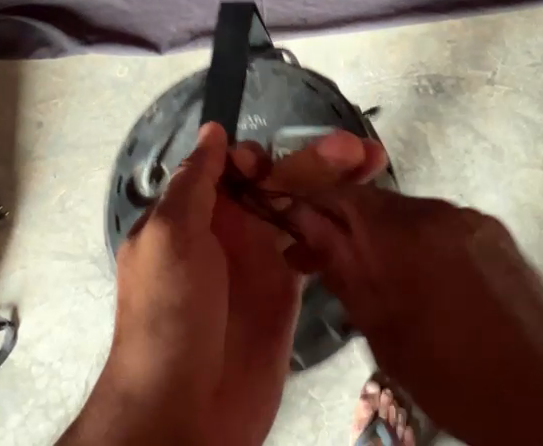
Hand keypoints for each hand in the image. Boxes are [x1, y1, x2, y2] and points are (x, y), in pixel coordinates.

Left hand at [59, 122, 387, 445]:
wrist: (185, 411)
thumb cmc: (168, 316)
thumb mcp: (168, 238)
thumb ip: (193, 182)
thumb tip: (212, 132)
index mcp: (195, 211)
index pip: (233, 165)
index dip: (261, 156)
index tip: (281, 161)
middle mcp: (229, 228)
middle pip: (276, 181)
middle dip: (315, 160)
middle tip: (357, 149)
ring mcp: (260, 259)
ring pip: (302, 207)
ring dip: (337, 184)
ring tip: (374, 160)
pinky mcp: (287, 290)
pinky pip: (315, 245)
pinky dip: (339, 225)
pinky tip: (368, 210)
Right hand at [285, 185, 542, 445]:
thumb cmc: (455, 376)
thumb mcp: (383, 331)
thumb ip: (342, 268)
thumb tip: (304, 224)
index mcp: (407, 233)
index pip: (343, 194)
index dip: (312, 206)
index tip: (292, 231)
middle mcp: (441, 211)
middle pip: (377, 204)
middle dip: (347, 228)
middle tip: (322, 265)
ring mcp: (474, 219)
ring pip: (410, 216)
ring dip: (385, 239)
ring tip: (378, 285)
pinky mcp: (497, 235)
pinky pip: (443, 227)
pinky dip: (422, 246)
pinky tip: (424, 287)